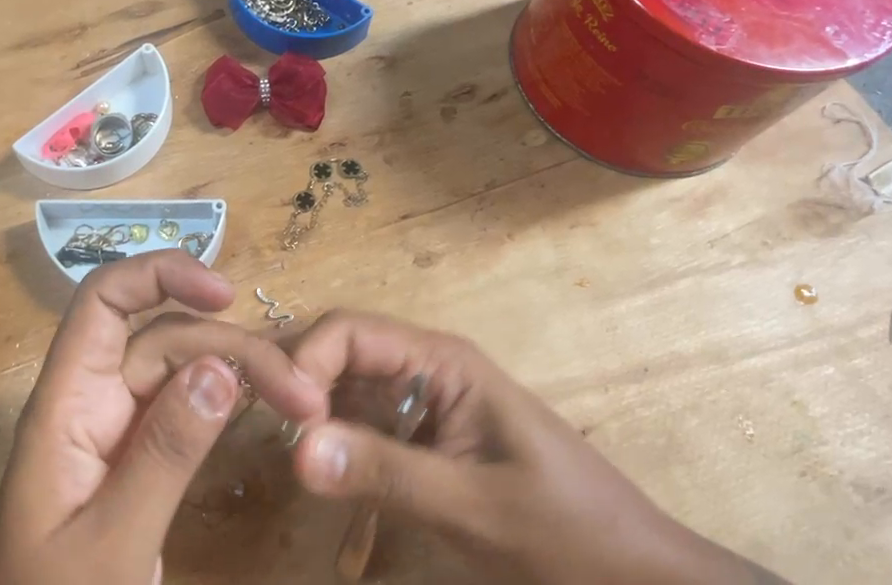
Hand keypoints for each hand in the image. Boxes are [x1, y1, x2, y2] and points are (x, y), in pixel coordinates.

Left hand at [0, 251, 326, 583]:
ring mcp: (113, 432)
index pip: (102, 303)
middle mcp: (90, 403)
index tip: (226, 293)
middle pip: (160, 338)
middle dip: (229, 345)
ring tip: (301, 402)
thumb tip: (218, 366)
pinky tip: (259, 406)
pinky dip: (221, 401)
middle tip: (303, 394)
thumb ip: (164, 454)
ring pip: (177, 371)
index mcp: (65, 405)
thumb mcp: (112, 542)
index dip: (158, 275)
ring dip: (236, 372)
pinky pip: (180, 410)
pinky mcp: (133, 463)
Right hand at [287, 311, 785, 584]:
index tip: (282, 418)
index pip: (350, 332)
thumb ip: (385, 473)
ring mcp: (421, 406)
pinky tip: (308, 466)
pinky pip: (359, 426)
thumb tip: (294, 448)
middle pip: (339, 351)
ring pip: (342, 388)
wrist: (635, 579)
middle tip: (255, 424)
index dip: (306, 360)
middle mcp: (424, 369)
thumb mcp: (475, 506)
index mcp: (442, 360)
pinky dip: (327, 439)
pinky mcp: (421, 442)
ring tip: (269, 445)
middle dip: (294, 377)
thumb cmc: (567, 534)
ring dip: (306, 408)